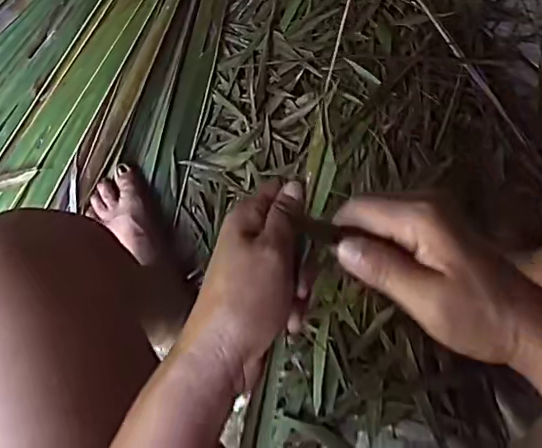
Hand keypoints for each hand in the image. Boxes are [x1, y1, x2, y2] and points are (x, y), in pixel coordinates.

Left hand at [178, 179, 306, 389]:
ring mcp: (253, 269)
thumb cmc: (248, 296)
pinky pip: (286, 292)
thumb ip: (286, 217)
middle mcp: (248, 238)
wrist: (221, 358)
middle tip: (302, 277)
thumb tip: (295, 183)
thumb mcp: (273, 250)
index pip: (278, 192)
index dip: (301, 202)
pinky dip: (292, 306)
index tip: (320, 221)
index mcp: (246, 218)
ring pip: (293, 265)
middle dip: (305, 257)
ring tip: (294, 305)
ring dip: (300, 286)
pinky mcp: (259, 297)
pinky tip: (289, 323)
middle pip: (291, 232)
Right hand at [332, 193, 537, 366]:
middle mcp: (424, 199)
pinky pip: (396, 220)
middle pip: (368, 206)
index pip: (359, 208)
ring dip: (365, 237)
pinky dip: (383, 239)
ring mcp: (433, 206)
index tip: (319, 258)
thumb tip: (340, 246)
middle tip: (334, 271)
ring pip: (380, 213)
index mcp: (420, 214)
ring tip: (356, 273)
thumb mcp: (426, 301)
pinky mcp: (439, 219)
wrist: (527, 323)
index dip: (334, 229)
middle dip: (348, 233)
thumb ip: (382, 269)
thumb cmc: (478, 317)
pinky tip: (383, 267)